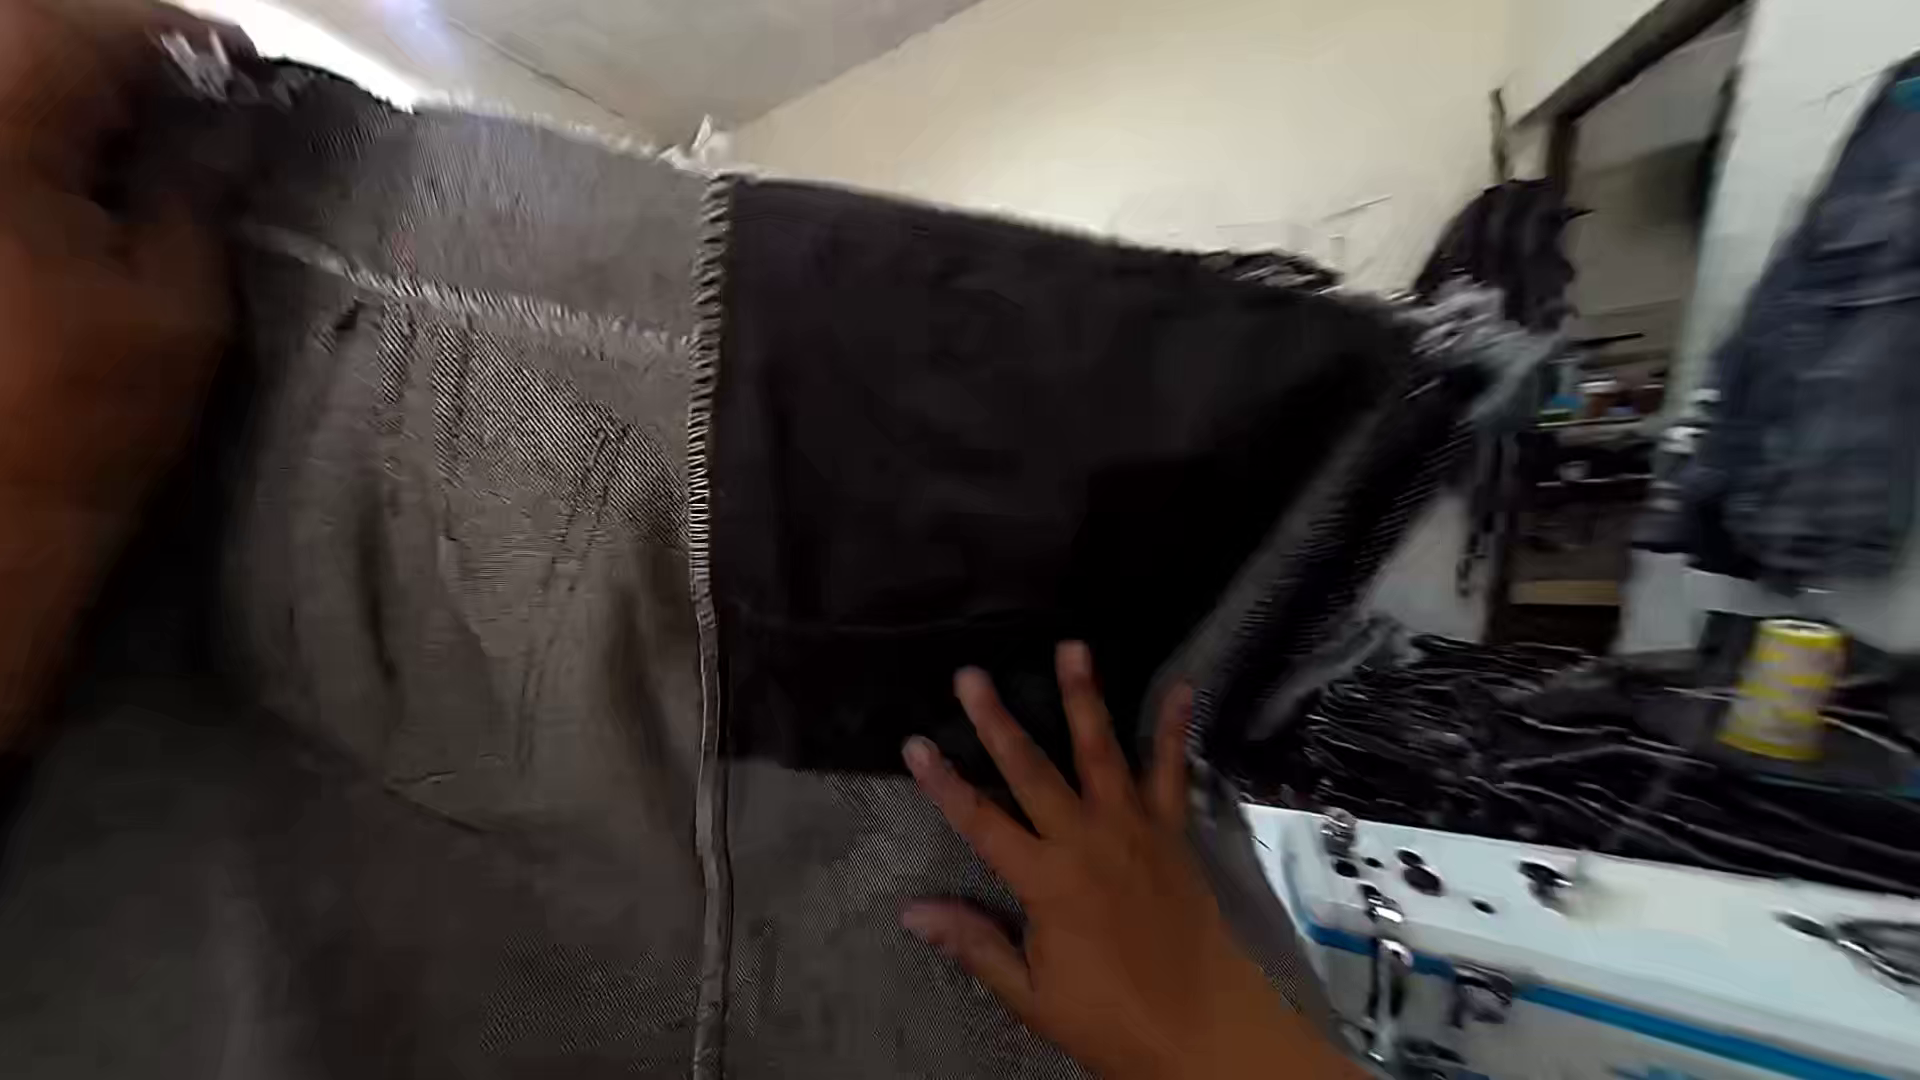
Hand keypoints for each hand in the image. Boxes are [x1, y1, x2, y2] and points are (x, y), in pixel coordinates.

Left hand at [0, 0, 237, 740]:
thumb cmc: (90, 405)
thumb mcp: (177, 304)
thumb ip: (193, 199)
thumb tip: (231, 128)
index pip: (72, 30)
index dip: (173, 37)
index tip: (251, 64)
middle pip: (16, 34)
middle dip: (117, 50)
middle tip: (212, 95)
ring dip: (77, 87)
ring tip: (162, 123)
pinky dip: (41, 121)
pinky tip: (96, 154)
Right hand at [901, 642, 1358, 1079]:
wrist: (1207, 1033)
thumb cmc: (1112, 1016)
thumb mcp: (1031, 996)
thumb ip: (973, 943)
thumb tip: (910, 911)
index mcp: (1045, 880)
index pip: (980, 822)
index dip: (943, 783)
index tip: (915, 743)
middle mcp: (1084, 839)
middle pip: (1030, 770)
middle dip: (997, 720)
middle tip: (972, 675)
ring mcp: (1131, 825)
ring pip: (1099, 751)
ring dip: (1083, 697)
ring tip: (1072, 648)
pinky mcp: (1169, 826)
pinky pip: (1170, 771)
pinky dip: (1173, 729)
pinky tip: (1181, 687)